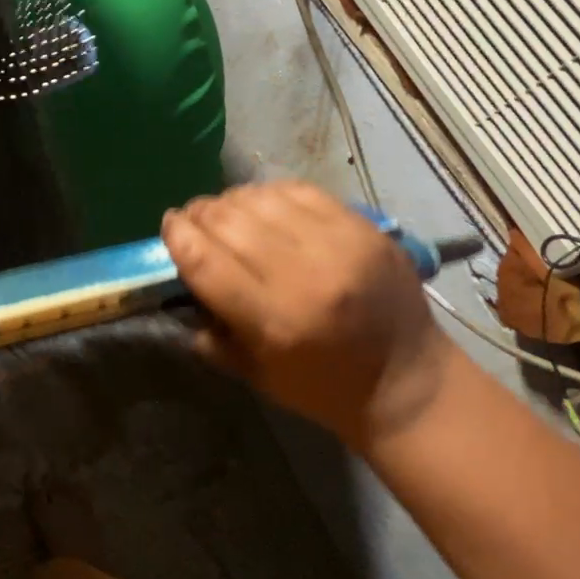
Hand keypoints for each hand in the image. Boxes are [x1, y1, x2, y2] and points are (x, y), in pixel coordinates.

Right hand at [161, 182, 451, 448]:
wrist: (410, 384)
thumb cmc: (321, 388)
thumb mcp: (252, 372)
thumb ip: (208, 325)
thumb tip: (178, 275)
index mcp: (275, 321)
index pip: (204, 258)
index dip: (176, 235)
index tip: (169, 228)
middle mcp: (306, 276)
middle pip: (226, 221)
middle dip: (199, 216)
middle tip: (195, 223)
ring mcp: (339, 246)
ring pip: (257, 198)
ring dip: (231, 202)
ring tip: (228, 214)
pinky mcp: (363, 227)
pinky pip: (297, 190)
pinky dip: (269, 195)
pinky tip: (265, 208)